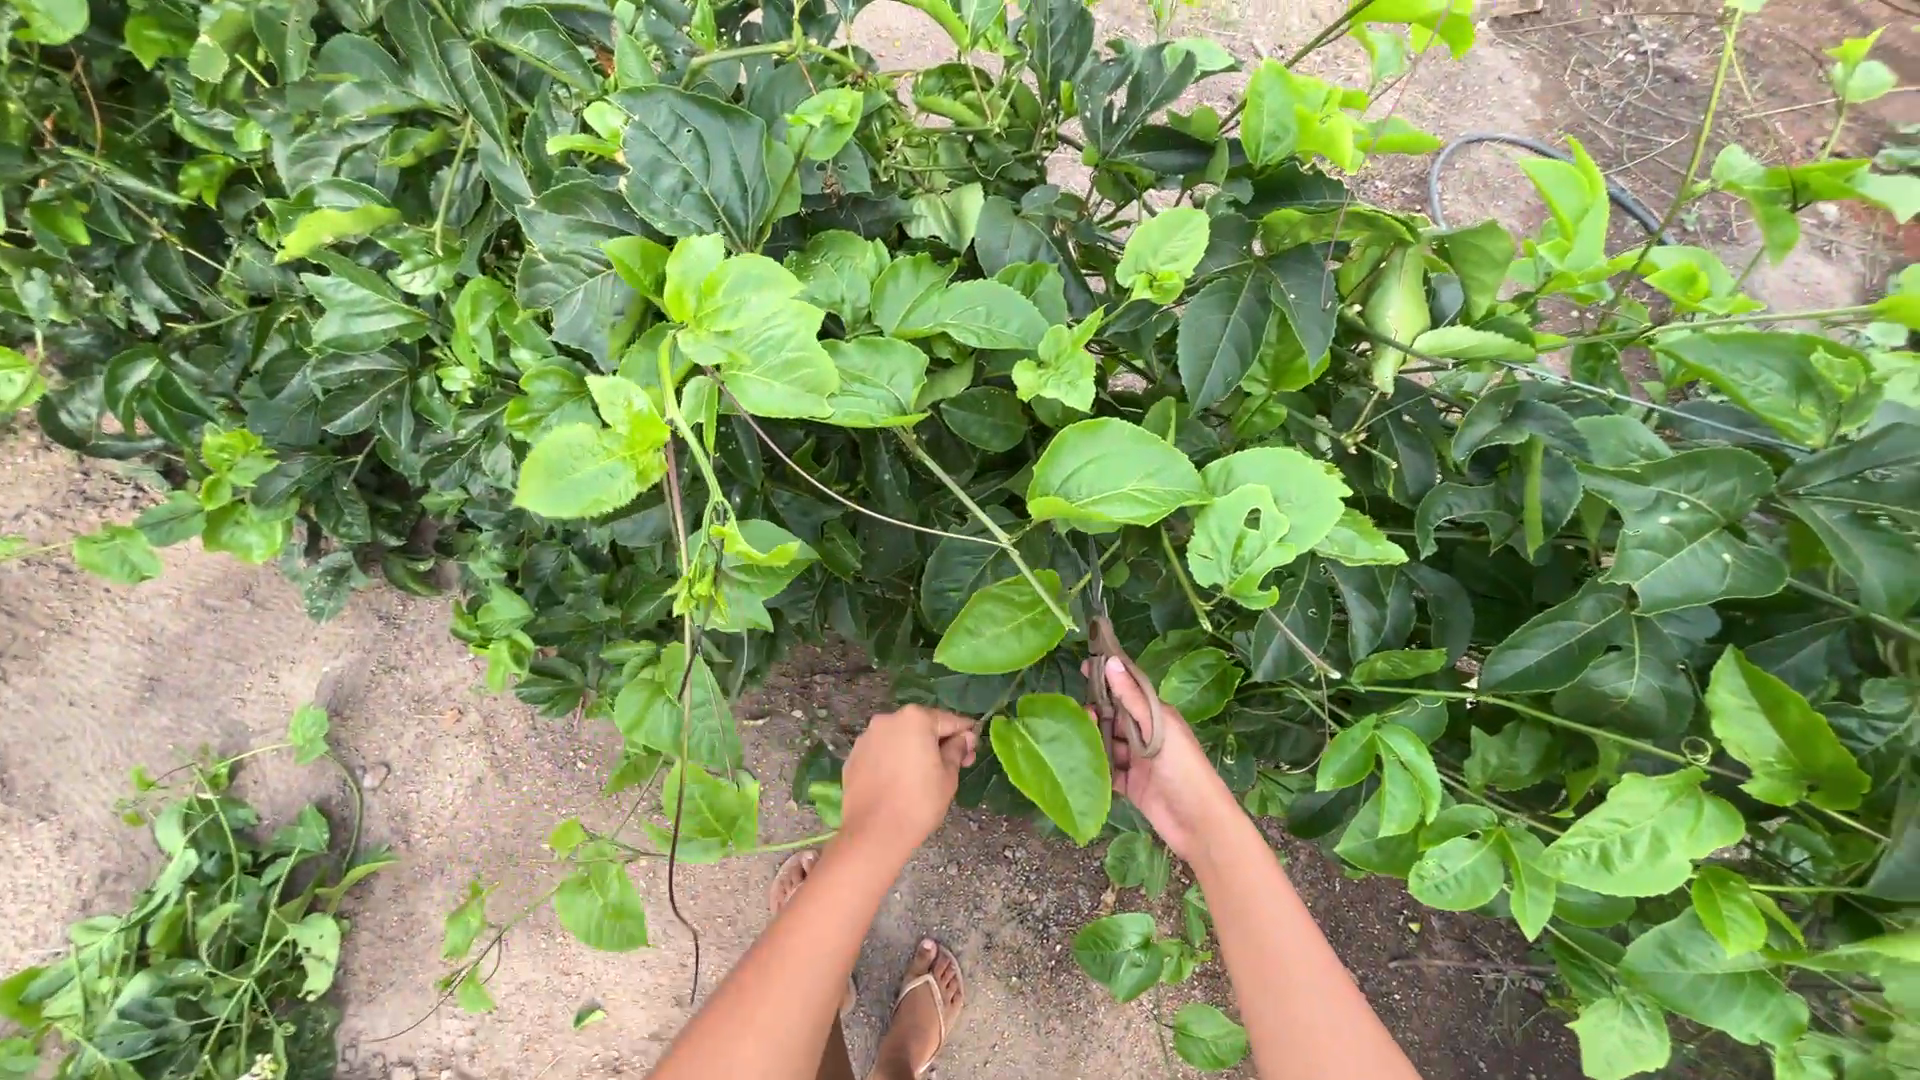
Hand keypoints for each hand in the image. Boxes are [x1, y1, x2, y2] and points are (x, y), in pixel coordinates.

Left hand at [838, 705, 976, 860]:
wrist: (874, 833)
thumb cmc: (919, 802)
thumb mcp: (948, 776)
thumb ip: (957, 750)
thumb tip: (963, 738)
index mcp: (915, 719)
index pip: (949, 721)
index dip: (965, 735)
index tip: (972, 751)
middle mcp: (888, 720)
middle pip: (921, 726)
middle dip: (938, 742)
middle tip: (953, 766)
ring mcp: (867, 738)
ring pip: (899, 738)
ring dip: (914, 749)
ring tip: (923, 776)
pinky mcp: (853, 756)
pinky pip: (881, 752)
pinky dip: (893, 760)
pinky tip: (899, 782)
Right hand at [1088, 656, 1241, 864]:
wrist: (1199, 823)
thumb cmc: (1184, 768)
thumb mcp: (1158, 728)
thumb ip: (1132, 698)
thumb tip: (1111, 661)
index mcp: (1157, 716)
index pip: (1129, 690)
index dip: (1108, 678)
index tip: (1083, 666)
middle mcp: (1147, 735)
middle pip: (1115, 717)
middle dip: (1096, 711)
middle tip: (1075, 711)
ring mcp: (1138, 761)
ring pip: (1108, 743)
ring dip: (1093, 739)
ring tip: (1073, 737)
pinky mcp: (1130, 785)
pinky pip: (1107, 770)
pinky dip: (1096, 767)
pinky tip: (1078, 762)